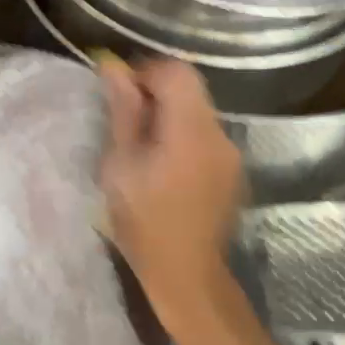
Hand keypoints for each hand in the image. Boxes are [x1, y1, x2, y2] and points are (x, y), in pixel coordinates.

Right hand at [100, 57, 244, 319]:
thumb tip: (113, 66)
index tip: (120, 91)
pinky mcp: (232, 170)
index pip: (176, 71)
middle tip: (124, 115)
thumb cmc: (145, 223)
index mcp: (191, 131)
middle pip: (190, 87)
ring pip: (197, 109)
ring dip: (169, 111)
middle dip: (156, 90)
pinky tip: (162, 161)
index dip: (145, 71)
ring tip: (140, 141)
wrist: (188, 278)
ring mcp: (230, 153)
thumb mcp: (121, 165)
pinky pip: (204, 133)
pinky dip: (182, 132)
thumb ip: (122, 112)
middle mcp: (219, 135)